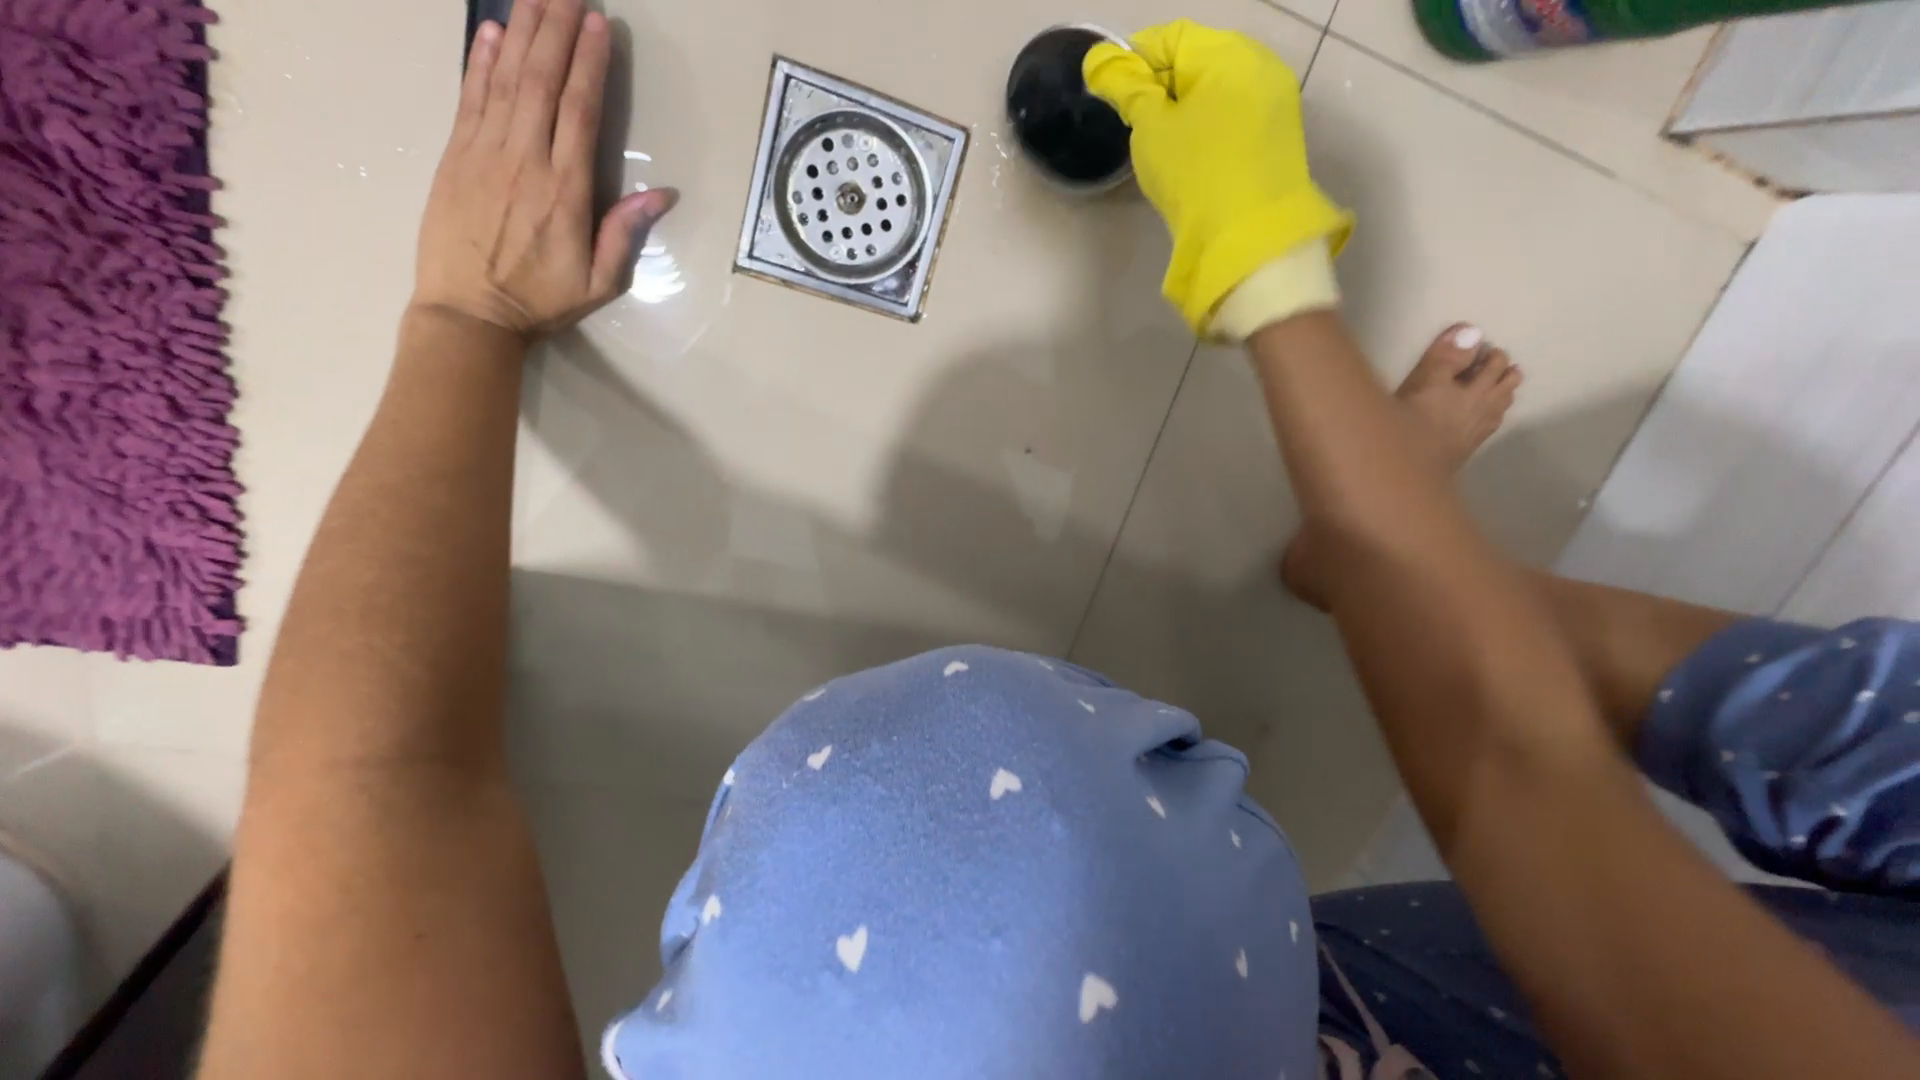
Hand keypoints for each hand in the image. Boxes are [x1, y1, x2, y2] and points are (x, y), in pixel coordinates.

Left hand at [412, 0, 676, 340]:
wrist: (467, 313)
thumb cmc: (540, 300)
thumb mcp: (599, 282)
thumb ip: (624, 234)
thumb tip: (660, 194)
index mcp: (564, 190)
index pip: (578, 111)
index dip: (589, 63)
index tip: (598, 24)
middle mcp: (524, 160)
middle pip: (540, 80)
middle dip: (555, 29)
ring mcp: (484, 153)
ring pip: (504, 78)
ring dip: (521, 32)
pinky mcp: (456, 155)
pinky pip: (469, 96)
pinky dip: (479, 60)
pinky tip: (490, 31)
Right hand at [1084, 20, 1351, 336]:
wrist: (1248, 238)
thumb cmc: (1194, 174)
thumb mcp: (1150, 129)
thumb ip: (1126, 88)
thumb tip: (1099, 61)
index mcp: (1228, 54)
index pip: (1172, 37)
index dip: (1135, 60)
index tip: (1113, 94)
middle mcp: (1260, 65)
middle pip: (1198, 60)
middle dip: (1163, 85)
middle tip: (1136, 123)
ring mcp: (1276, 100)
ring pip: (1217, 89)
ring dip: (1186, 107)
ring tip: (1162, 144)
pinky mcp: (1280, 135)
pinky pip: (1236, 114)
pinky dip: (1209, 125)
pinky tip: (1192, 156)